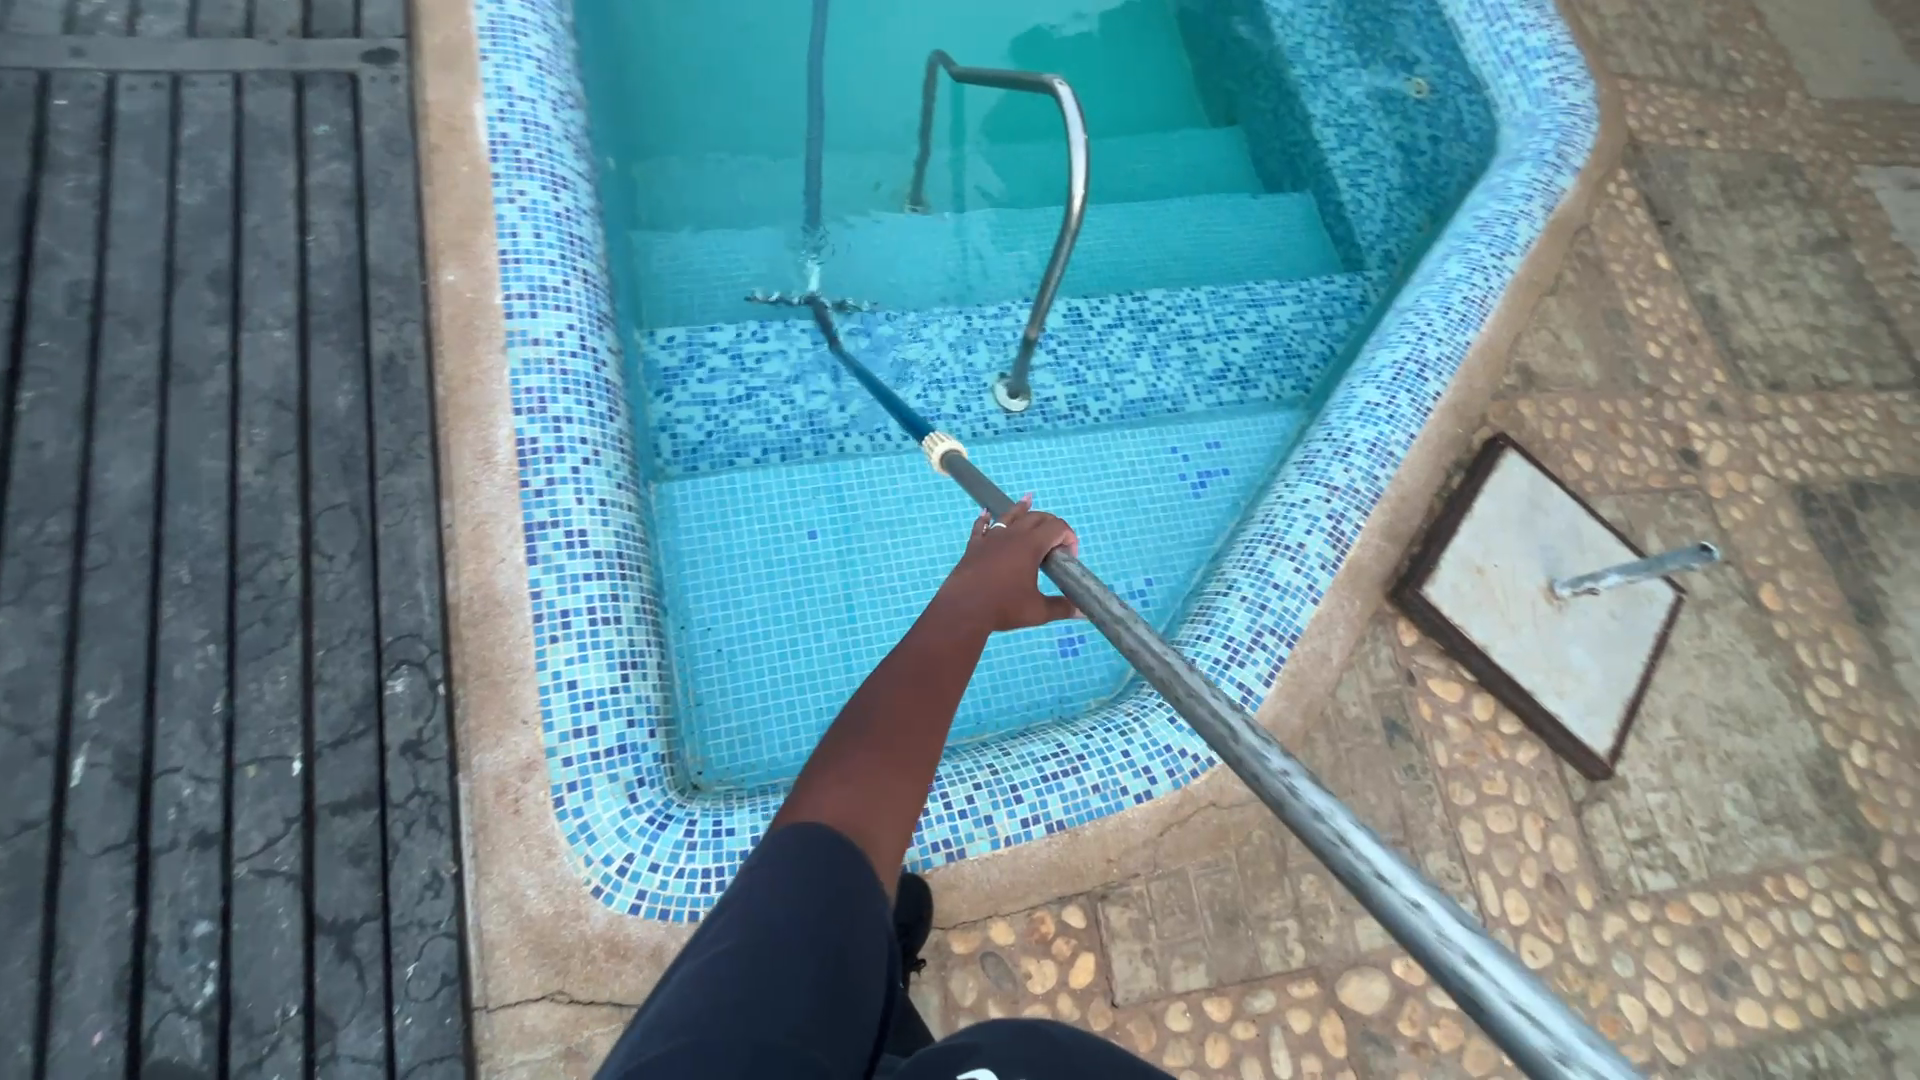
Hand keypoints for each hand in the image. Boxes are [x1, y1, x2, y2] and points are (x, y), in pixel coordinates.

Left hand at [933, 494, 1080, 633]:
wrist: (963, 609)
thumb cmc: (1003, 608)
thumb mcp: (1037, 611)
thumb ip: (1061, 608)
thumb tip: (1082, 612)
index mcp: (1031, 545)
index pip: (1057, 527)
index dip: (1069, 537)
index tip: (1069, 557)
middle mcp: (1012, 535)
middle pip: (1036, 517)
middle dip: (1050, 523)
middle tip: (1056, 540)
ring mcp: (990, 538)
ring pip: (1009, 515)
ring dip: (1021, 508)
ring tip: (1028, 499)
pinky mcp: (974, 546)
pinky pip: (981, 526)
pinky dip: (986, 518)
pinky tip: (986, 513)